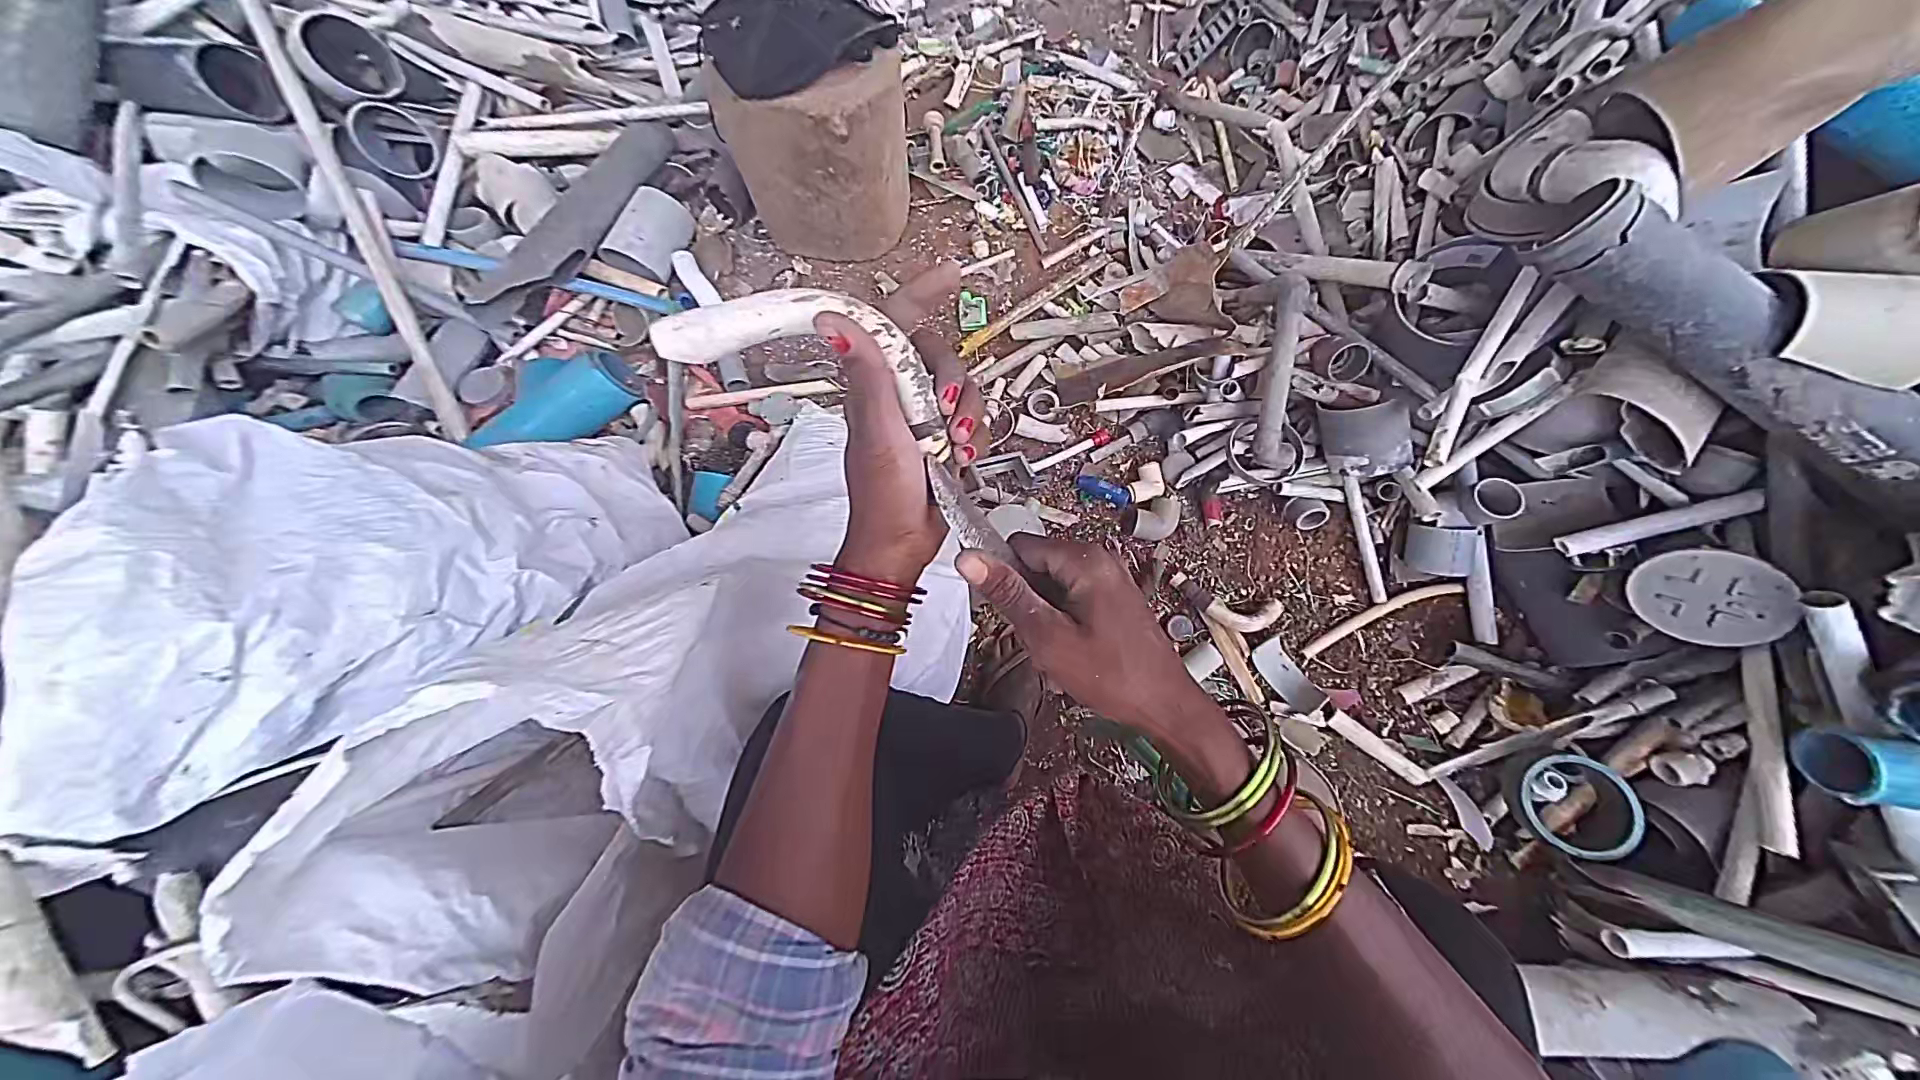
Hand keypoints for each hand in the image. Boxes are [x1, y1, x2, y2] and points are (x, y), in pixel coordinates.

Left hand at [817, 264, 984, 582]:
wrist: (903, 542)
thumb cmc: (882, 496)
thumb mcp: (876, 430)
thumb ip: (867, 374)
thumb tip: (832, 320)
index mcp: (877, 385)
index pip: (895, 324)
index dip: (919, 294)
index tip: (948, 274)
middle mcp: (900, 396)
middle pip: (940, 356)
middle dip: (952, 384)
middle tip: (945, 413)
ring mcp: (925, 419)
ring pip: (964, 389)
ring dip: (967, 418)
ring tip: (953, 447)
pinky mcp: (946, 439)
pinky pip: (974, 420)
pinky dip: (974, 438)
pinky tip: (960, 458)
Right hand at [955, 534, 1220, 739]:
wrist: (1164, 705)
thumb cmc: (1112, 676)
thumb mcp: (1048, 637)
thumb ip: (1008, 594)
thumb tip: (970, 559)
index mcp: (1085, 560)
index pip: (1019, 545)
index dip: (1003, 576)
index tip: (1002, 608)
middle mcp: (1099, 559)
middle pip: (1036, 564)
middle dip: (1026, 600)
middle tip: (1036, 637)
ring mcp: (1108, 578)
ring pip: (1050, 585)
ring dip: (1042, 616)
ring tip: (1056, 648)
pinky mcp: (1111, 596)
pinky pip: (1069, 598)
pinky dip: (1060, 621)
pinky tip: (1070, 650)